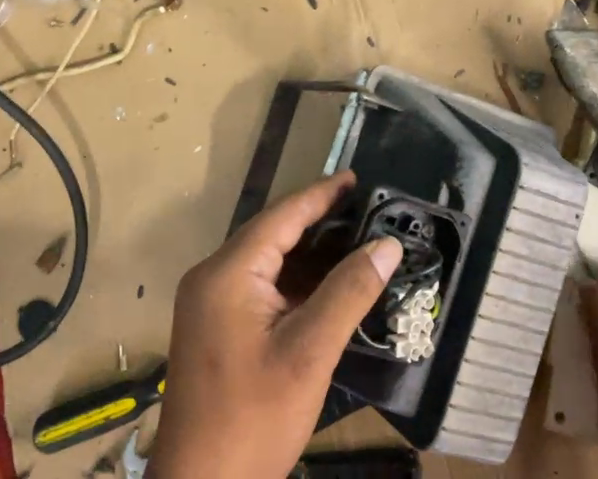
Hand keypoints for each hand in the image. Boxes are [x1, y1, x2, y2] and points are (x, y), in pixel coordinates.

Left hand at [149, 172, 401, 478]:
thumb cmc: (255, 418)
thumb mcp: (310, 352)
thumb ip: (348, 292)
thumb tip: (387, 245)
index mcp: (227, 273)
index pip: (282, 216)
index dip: (322, 195)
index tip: (358, 178)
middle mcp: (212, 278)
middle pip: (273, 235)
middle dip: (320, 222)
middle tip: (369, 213)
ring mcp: (210, 305)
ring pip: (267, 263)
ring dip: (309, 255)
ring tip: (359, 243)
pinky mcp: (216, 329)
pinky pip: (259, 288)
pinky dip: (294, 283)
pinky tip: (328, 287)